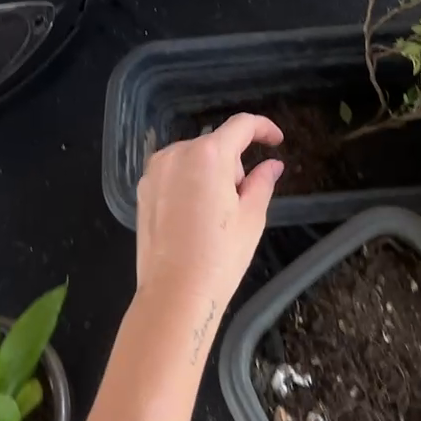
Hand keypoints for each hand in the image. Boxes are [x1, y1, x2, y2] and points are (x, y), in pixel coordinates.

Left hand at [135, 113, 283, 311]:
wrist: (174, 294)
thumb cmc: (220, 255)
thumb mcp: (252, 216)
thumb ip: (262, 181)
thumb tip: (272, 164)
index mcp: (209, 155)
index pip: (242, 125)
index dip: (264, 128)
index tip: (277, 141)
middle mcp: (178, 153)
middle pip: (217, 145)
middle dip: (234, 165)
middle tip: (241, 203)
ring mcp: (156, 171)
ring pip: (195, 159)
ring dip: (211, 173)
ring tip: (215, 216)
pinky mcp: (143, 190)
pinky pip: (174, 174)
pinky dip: (189, 184)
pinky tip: (193, 219)